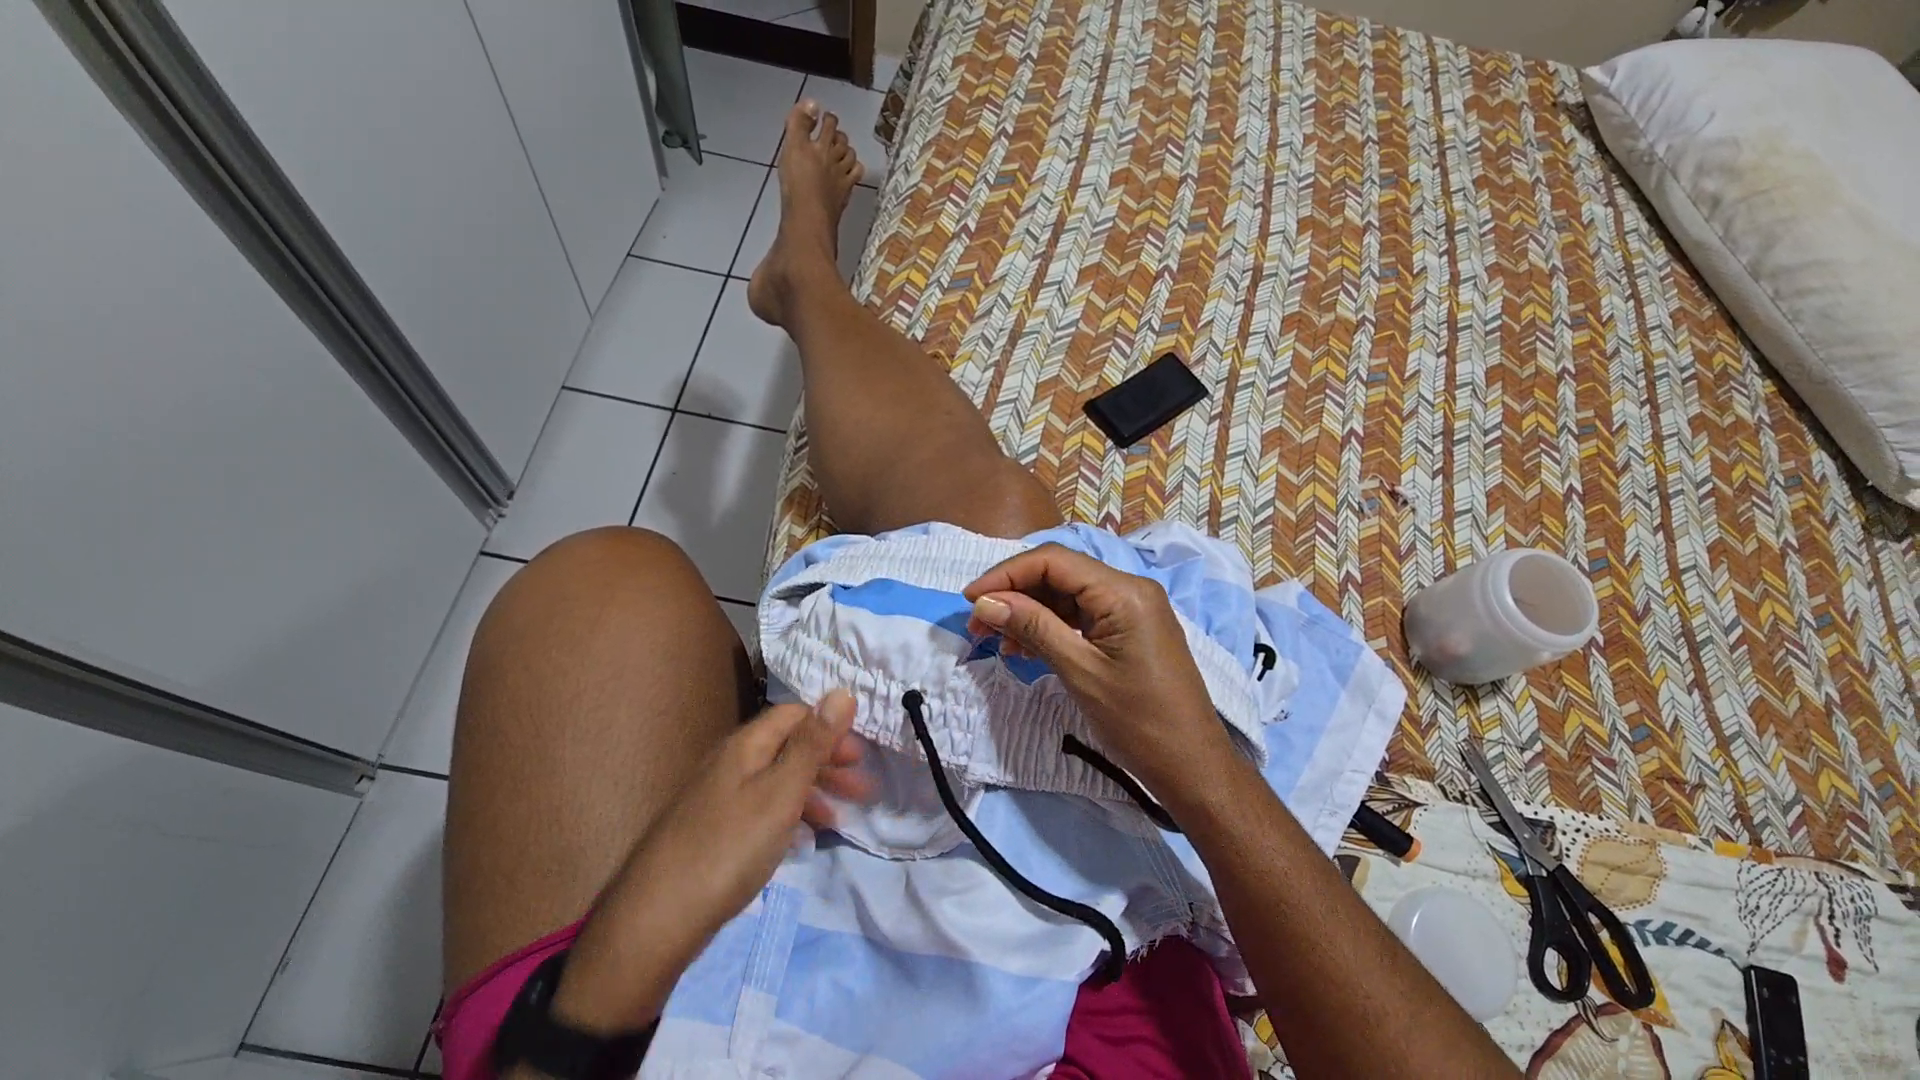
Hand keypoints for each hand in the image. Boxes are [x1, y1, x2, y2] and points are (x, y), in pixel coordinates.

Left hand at [551, 691, 869, 1033]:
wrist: (658, 917)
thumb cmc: (729, 848)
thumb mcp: (780, 793)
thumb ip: (812, 744)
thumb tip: (842, 690)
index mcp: (744, 746)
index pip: (794, 714)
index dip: (830, 727)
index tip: (862, 756)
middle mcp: (729, 763)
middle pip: (786, 747)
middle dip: (827, 762)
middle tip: (863, 790)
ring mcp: (718, 799)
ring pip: (775, 781)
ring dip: (812, 793)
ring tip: (839, 821)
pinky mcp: (713, 832)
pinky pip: (760, 810)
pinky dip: (788, 818)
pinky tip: (801, 843)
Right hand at [962, 544, 1231, 796]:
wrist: (1191, 764)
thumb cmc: (1138, 721)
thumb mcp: (1079, 671)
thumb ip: (1033, 628)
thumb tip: (985, 603)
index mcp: (1123, 591)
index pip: (1054, 561)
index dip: (1006, 575)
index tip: (970, 600)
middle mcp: (1130, 590)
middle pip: (1059, 574)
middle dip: (1014, 594)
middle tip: (977, 625)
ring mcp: (1132, 610)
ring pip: (1067, 596)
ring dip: (1029, 613)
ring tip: (996, 641)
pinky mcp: (1130, 631)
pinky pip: (1082, 616)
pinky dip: (1050, 628)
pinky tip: (1025, 648)